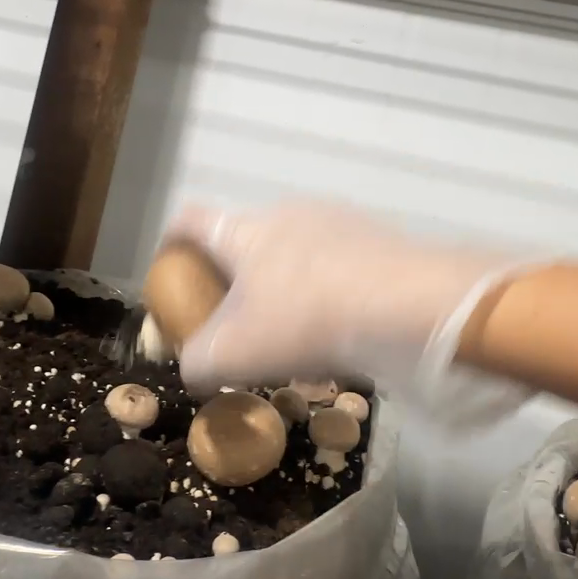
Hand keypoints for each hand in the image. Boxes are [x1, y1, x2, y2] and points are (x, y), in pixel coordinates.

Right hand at [161, 202, 537, 422]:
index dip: (171, 243)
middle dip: (238, 278)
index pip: (189, 221)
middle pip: (245, 240)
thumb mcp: (234, 355)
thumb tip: (192, 365)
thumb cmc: (304, 321)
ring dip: (286, 284)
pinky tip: (343, 325)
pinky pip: (336, 259)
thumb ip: (198, 361)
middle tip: (241, 322)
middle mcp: (283, 213)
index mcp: (241, 232)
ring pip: (294, 250)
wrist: (406, 302)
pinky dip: (329, 287)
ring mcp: (334, 219)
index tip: (171, 271)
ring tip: (298, 331)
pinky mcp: (375, 234)